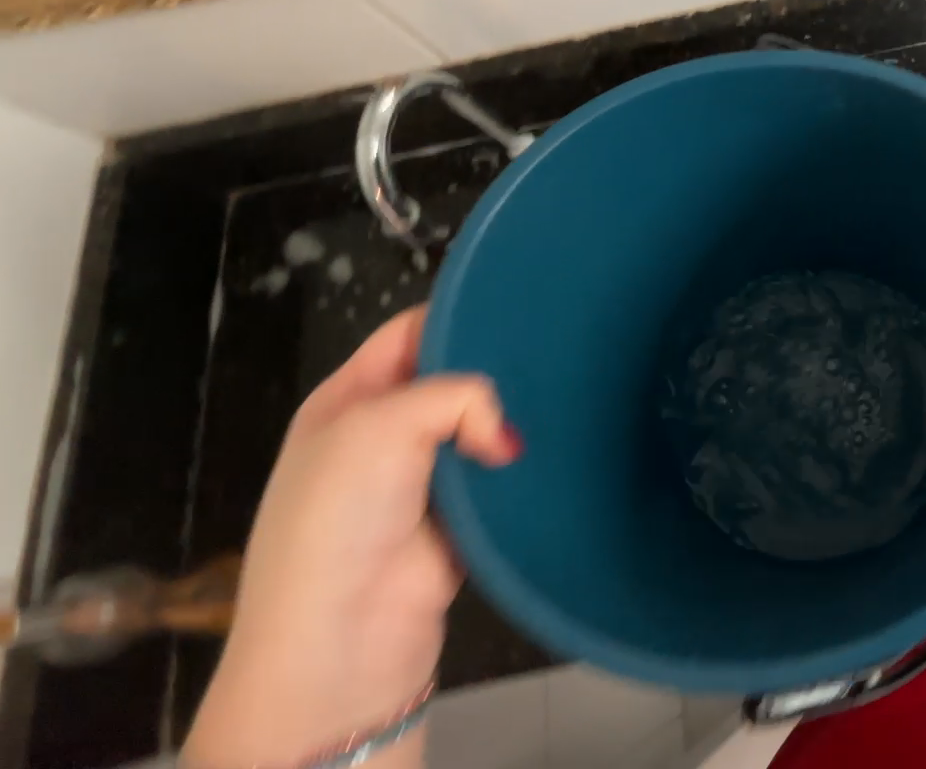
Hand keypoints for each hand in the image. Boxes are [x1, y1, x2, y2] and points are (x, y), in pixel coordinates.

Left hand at [184, 307, 520, 766]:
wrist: (346, 629)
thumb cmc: (342, 515)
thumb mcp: (379, 426)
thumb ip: (455, 396)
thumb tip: (504, 437)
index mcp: (352, 398)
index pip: (411, 333)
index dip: (459, 316)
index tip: (521, 305)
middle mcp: (390, 429)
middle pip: (457, 376)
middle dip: (501, 365)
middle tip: (560, 349)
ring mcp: (430, 472)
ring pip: (486, 422)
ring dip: (517, 416)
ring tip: (573, 392)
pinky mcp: (468, 509)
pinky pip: (504, 469)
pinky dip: (527, 459)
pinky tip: (564, 441)